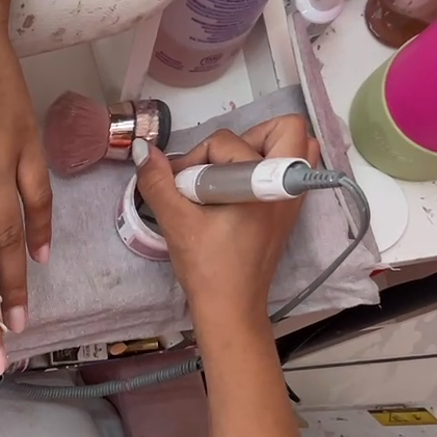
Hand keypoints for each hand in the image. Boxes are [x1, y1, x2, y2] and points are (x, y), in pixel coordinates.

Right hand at [134, 115, 319, 327]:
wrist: (230, 307)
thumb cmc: (207, 267)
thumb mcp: (176, 222)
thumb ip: (158, 183)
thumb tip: (141, 149)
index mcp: (262, 182)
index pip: (225, 143)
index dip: (193, 160)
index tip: (177, 188)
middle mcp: (288, 182)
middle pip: (283, 129)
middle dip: (243, 139)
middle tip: (215, 167)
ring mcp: (293, 197)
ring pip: (294, 147)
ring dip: (261, 150)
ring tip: (228, 176)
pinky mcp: (287, 211)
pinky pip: (289, 171)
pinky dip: (265, 170)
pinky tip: (235, 194)